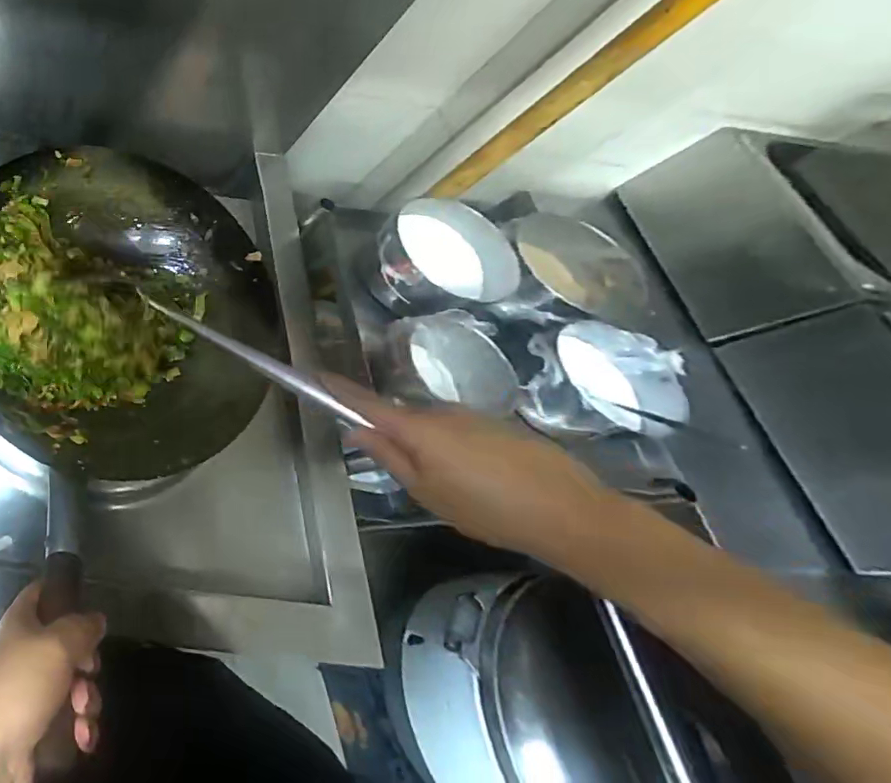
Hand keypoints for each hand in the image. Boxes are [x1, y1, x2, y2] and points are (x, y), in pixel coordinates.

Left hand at [0, 581, 105, 782]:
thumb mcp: (56, 645)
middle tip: (89, 671)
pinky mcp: (37, 723)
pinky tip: (82, 737)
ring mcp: (29, 688)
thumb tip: (97, 617)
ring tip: (82, 713)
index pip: (40, 592)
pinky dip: (80, 727)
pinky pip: (69, 718)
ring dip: (87, 700)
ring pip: (72, 684)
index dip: (63, 594)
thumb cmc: (21, 684)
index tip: (89, 609)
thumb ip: (81, 627)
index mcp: (20, 621)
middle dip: (86, 662)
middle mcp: (23, 650)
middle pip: (66, 644)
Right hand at [326, 375, 626, 563]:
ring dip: (432, 448)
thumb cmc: (489, 509)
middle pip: (402, 417)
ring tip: (456, 490)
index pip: (365, 402)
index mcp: (417, 428)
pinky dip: (461, 451)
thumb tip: (357, 431)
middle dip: (395, 436)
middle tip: (408, 476)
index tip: (314, 373)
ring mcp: (475, 416)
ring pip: (435, 427)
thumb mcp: (427, 493)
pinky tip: (484, 485)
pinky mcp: (502, 426)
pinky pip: (464, 433)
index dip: (338, 389)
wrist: (576, 517)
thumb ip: (388, 458)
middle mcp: (441, 412)